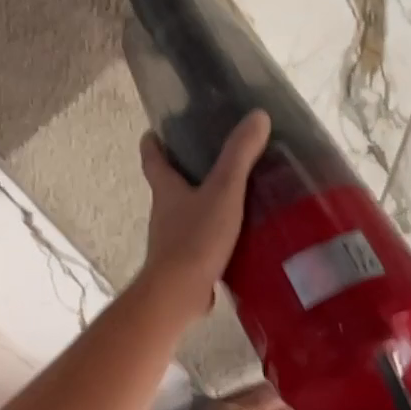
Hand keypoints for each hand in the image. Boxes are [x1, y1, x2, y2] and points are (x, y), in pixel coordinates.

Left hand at [136, 110, 270, 312]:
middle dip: (184, 171)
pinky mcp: (184, 264)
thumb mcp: (223, 191)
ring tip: (233, 195)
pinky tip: (238, 234)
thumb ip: (239, 155)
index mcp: (166, 190)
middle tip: (210, 157)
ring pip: (186, 214)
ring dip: (203, 203)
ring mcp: (171, 241)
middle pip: (170, 186)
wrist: (179, 293)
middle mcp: (163, 213)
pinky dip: (214, 233)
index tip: (154, 131)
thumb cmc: (195, 238)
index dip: (153, 144)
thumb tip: (257, 116)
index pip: (153, 160)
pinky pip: (200, 241)